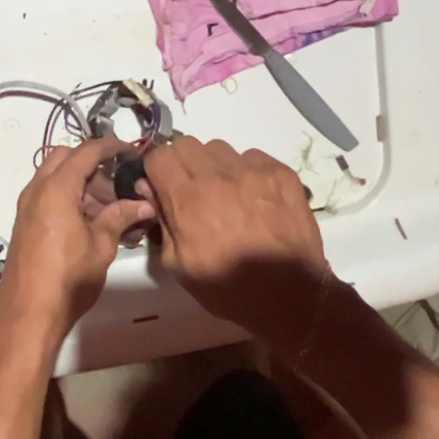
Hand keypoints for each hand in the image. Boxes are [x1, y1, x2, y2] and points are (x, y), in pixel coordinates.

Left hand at [0, 137, 154, 349]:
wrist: (29, 314)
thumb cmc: (68, 279)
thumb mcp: (101, 246)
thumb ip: (119, 218)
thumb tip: (142, 204)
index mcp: (56, 189)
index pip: (85, 152)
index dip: (111, 147)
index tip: (131, 151)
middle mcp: (36, 191)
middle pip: (65, 160)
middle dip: (93, 166)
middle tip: (118, 186)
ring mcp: (27, 208)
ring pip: (56, 180)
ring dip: (83, 186)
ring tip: (112, 212)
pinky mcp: (25, 226)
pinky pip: (48, 199)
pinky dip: (70, 201)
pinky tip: (93, 225)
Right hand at [139, 136, 339, 342]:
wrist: (289, 295)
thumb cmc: (226, 287)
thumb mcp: (178, 264)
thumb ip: (162, 220)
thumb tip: (149, 189)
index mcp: (188, 200)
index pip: (159, 156)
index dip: (156, 170)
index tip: (161, 186)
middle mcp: (219, 176)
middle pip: (187, 144)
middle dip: (181, 164)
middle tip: (190, 190)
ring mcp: (253, 171)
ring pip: (219, 148)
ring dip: (213, 166)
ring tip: (223, 194)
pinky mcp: (281, 173)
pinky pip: (251, 157)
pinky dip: (244, 172)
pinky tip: (251, 198)